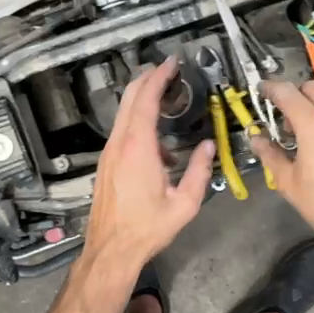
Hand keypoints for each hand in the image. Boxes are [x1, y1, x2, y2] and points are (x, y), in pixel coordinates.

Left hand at [83, 57, 214, 271]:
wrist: (111, 249)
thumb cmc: (147, 228)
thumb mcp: (184, 203)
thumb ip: (200, 171)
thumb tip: (208, 147)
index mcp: (138, 148)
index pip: (146, 100)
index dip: (158, 77)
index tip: (171, 63)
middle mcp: (119, 144)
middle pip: (129, 98)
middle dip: (147, 79)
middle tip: (168, 70)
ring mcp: (108, 153)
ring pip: (123, 114)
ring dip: (142, 100)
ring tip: (166, 98)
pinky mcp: (106, 163)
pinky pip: (121, 131)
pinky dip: (137, 120)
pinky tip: (156, 138)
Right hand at [250, 81, 313, 268]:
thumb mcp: (288, 182)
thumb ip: (270, 155)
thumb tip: (256, 139)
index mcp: (313, 123)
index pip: (287, 92)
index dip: (271, 88)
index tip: (262, 90)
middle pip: (313, 89)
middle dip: (296, 97)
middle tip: (287, 121)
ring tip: (312, 140)